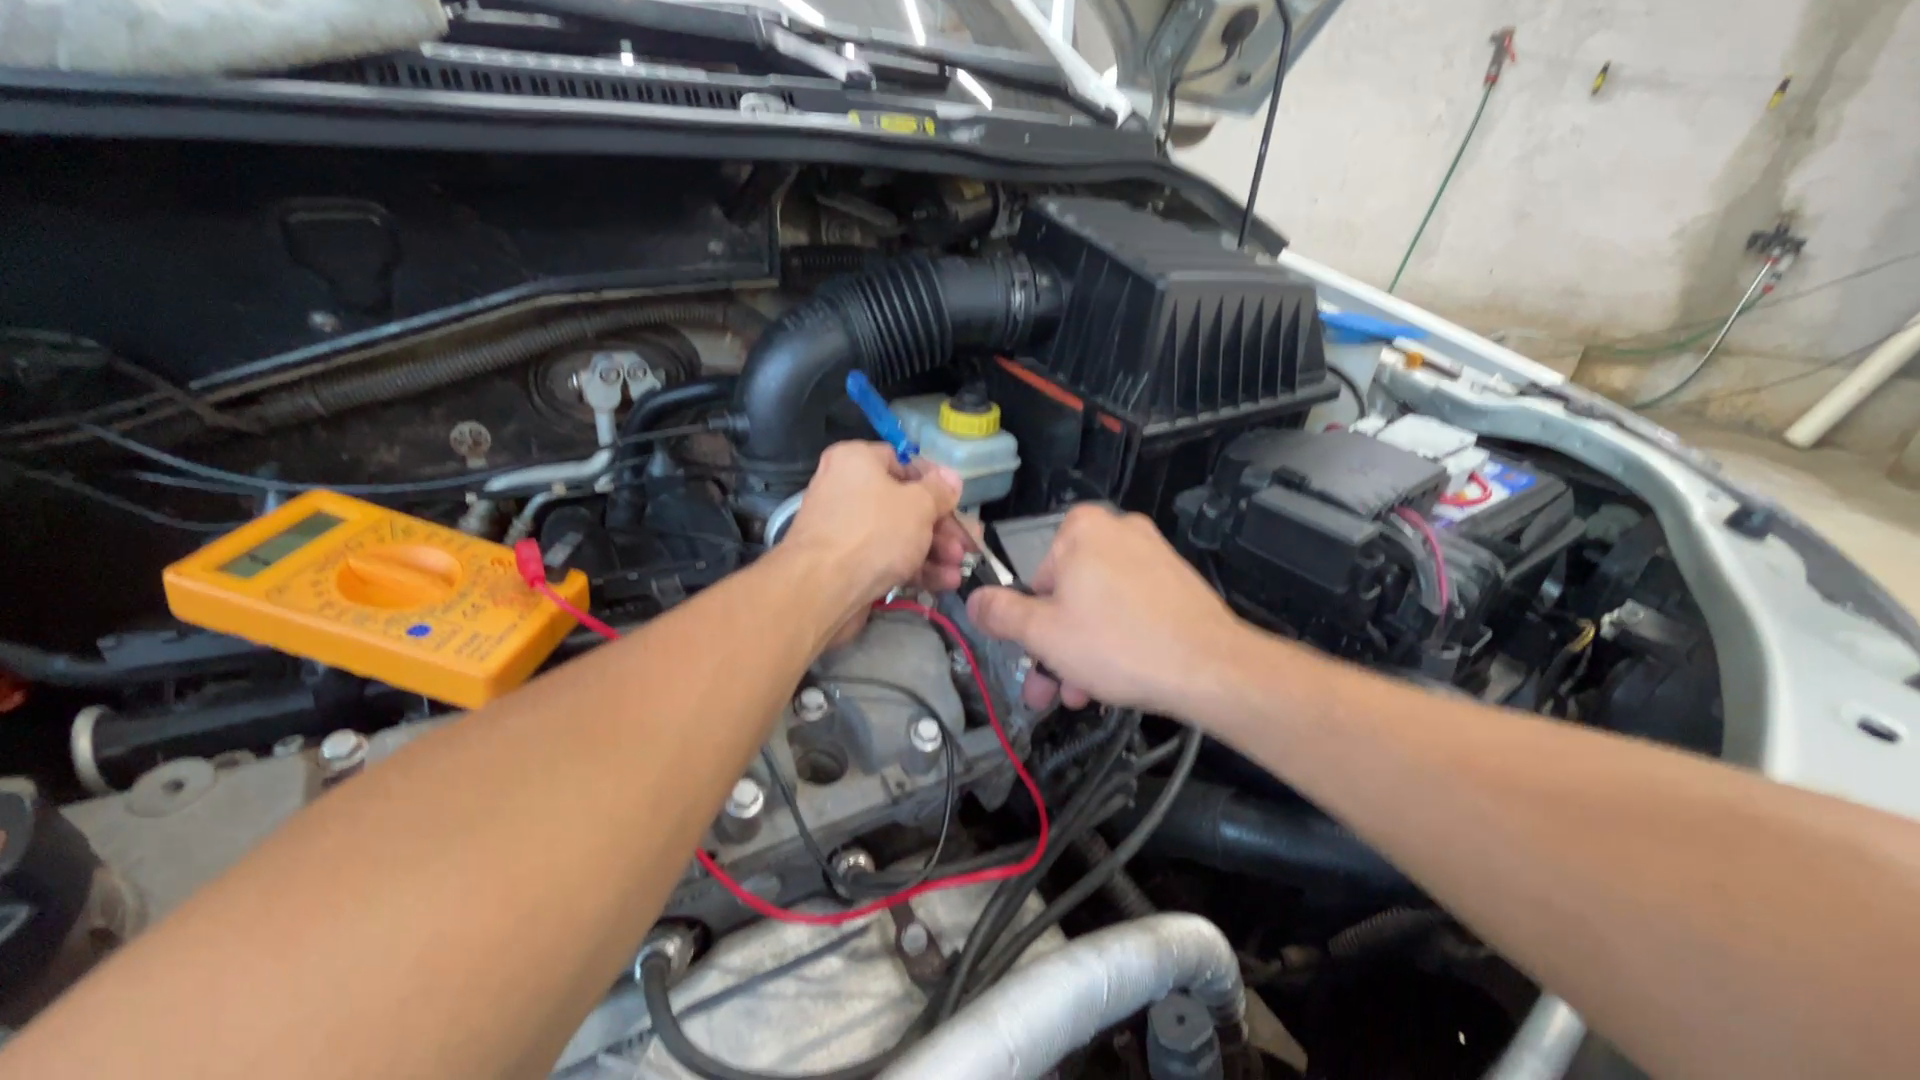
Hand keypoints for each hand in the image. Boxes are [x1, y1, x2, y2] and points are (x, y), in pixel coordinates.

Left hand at [781, 441, 967, 619]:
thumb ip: (939, 491)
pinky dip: (915, 568)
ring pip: (899, 535)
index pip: (901, 461)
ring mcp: (845, 529)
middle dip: (941, 527)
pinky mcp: (847, 564)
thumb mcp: (918, 505)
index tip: (955, 502)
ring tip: (959, 569)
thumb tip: (951, 478)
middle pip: (905, 504)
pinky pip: (887, 559)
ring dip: (934, 551)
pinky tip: (944, 582)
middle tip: (966, 546)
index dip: (932, 482)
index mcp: (856, 461)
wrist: (822, 589)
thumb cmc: (873, 532)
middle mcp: (846, 489)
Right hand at [966, 505, 1243, 715]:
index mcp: (1082, 529)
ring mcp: (1154, 556)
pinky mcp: (1178, 583)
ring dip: (1083, 652)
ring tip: (1084, 695)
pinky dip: (1118, 640)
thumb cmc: (1118, 645)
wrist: (1210, 668)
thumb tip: (974, 601)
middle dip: (1056, 646)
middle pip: (1069, 594)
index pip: (1035, 577)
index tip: (1032, 657)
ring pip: (1099, 607)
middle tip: (1052, 688)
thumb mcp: (1043, 633)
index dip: (1030, 622)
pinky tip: (1116, 679)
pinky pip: (1132, 609)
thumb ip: (1001, 614)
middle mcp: (1120, 531)